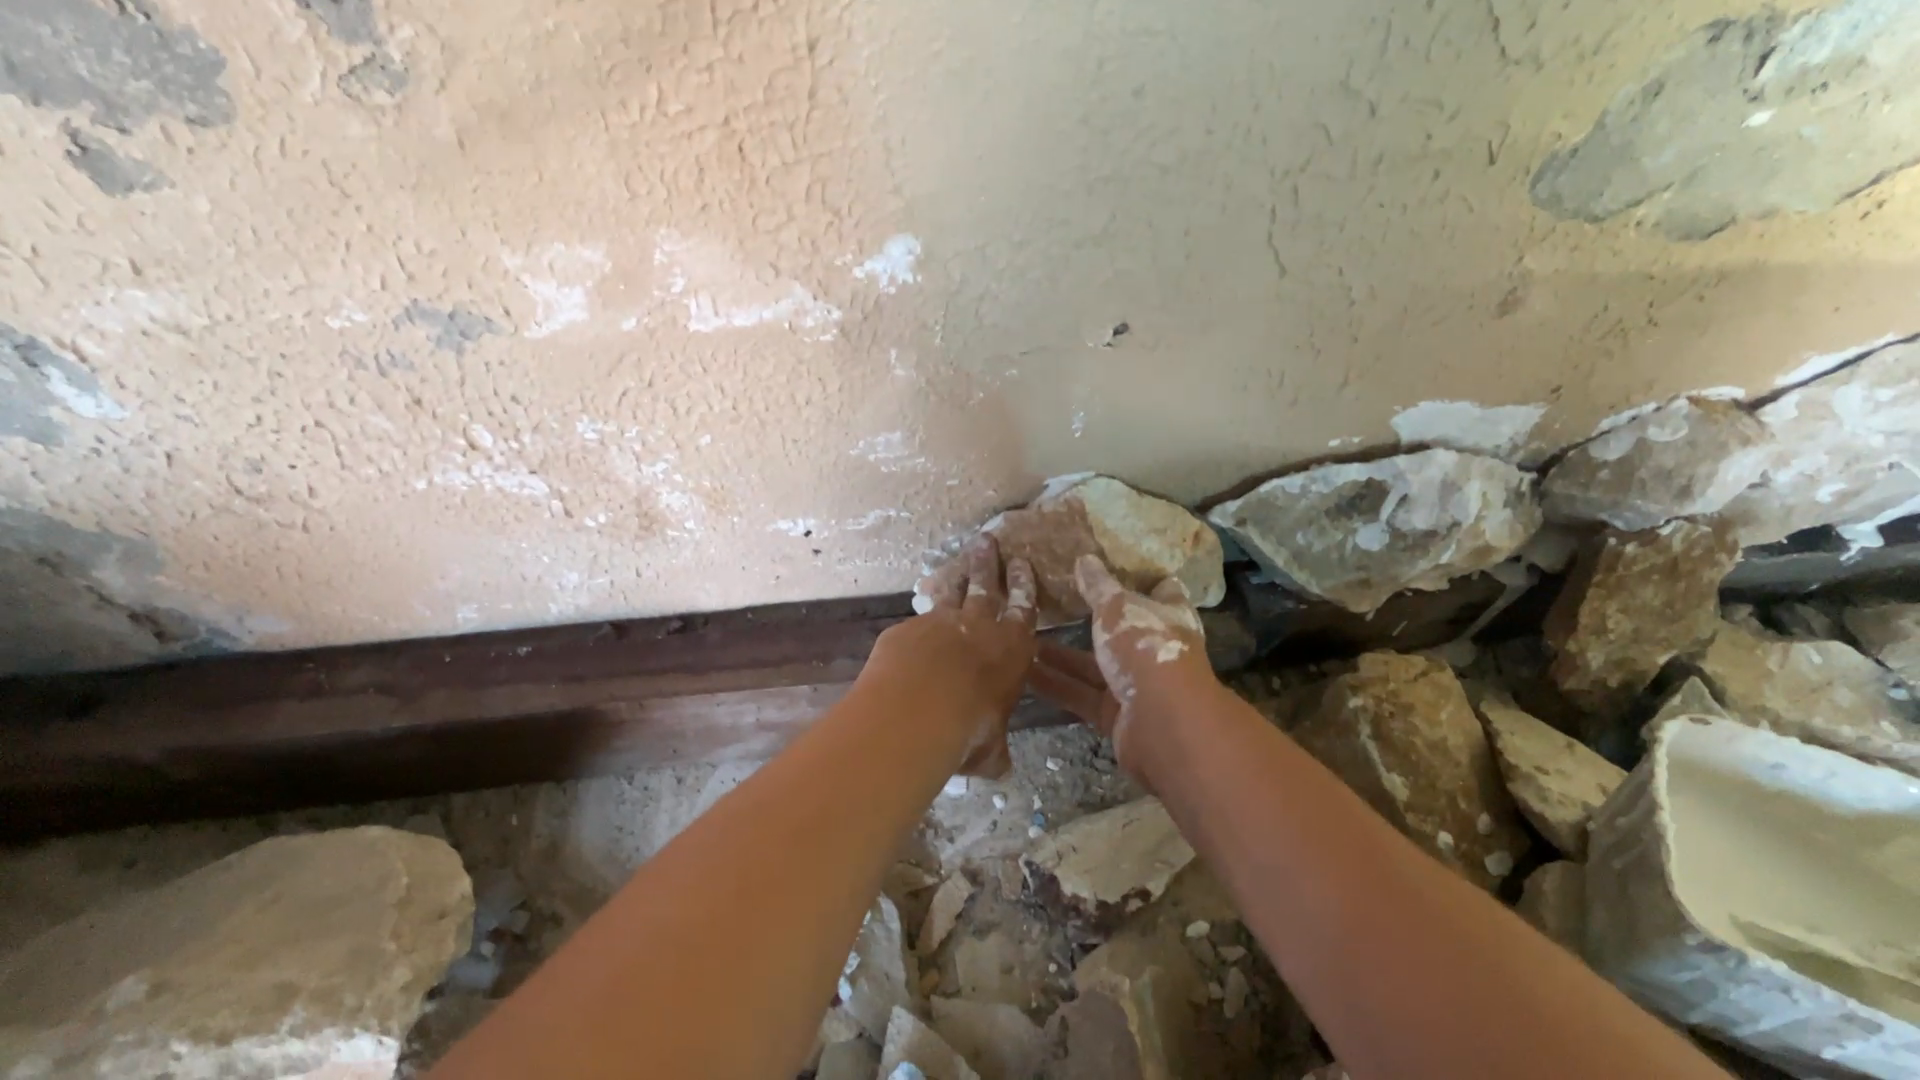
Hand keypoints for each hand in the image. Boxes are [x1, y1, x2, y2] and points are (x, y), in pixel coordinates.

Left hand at [865, 535, 1037, 776]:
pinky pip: (915, 623)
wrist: (915, 710)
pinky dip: (918, 624)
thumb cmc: (969, 729)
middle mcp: (977, 627)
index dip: (1024, 586)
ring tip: (957, 561)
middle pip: (985, 586)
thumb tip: (1000, 768)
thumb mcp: (990, 749)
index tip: (1023, 563)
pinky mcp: (904, 631)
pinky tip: (911, 633)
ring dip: (955, 576)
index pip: (1024, 610)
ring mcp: (938, 624)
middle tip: (987, 539)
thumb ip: (995, 751)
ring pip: (949, 592)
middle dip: (988, 563)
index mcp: (1011, 649)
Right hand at [1028, 555, 1209, 779]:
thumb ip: (1098, 586)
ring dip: (1062, 656)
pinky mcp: (1116, 714)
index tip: (1110, 568)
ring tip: (1025, 639)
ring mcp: (1136, 684)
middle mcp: (1154, 649)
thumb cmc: (1144, 650)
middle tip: (1051, 604)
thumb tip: (1084, 558)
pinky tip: (1023, 672)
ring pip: (1094, 666)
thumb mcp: (1117, 608)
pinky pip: (1081, 694)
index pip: (1162, 591)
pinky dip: (1056, 684)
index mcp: (1168, 616)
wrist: (1160, 724)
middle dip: (1089, 620)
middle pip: (1120, 631)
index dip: (1141, 579)